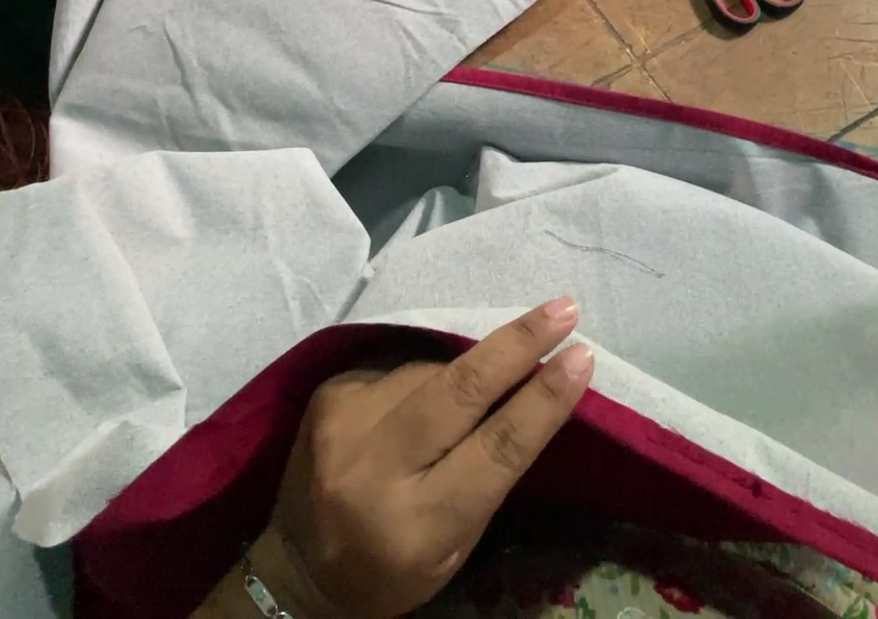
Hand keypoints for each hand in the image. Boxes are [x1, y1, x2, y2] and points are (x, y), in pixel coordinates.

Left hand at [252, 298, 595, 618]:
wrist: (295, 568)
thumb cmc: (393, 567)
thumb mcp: (455, 543)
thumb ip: (490, 470)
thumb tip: (534, 385)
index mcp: (417, 525)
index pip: (496, 449)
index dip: (544, 399)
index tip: (582, 356)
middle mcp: (373, 469)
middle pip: (459, 389)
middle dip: (519, 343)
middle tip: (564, 308)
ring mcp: (344, 423)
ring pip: (433, 370)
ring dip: (471, 365)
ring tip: (484, 379)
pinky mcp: (328, 392)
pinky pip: (400, 367)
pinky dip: (429, 372)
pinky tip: (428, 390)